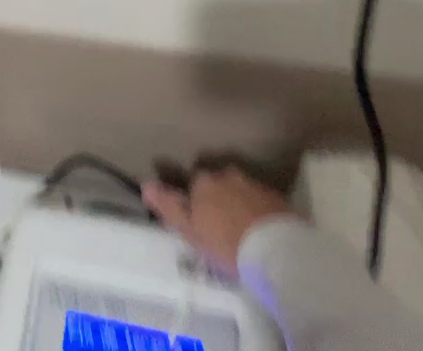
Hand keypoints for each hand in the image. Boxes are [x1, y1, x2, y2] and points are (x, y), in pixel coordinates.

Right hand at [142, 167, 295, 275]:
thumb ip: (169, 206)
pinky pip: (260, 201)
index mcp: (204, 181)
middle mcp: (228, 174)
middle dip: (218, 199)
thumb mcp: (190, 230)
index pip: (193, 184)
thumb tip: (146, 184)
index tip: (199, 222)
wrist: (275, 249)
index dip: (195, 203)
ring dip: (238, 204)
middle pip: (218, 184)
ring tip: (242, 231)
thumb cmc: (225, 242)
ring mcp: (254, 183)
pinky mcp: (276, 196)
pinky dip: (257, 211)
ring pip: (240, 191)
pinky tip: (260, 230)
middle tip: (221, 228)